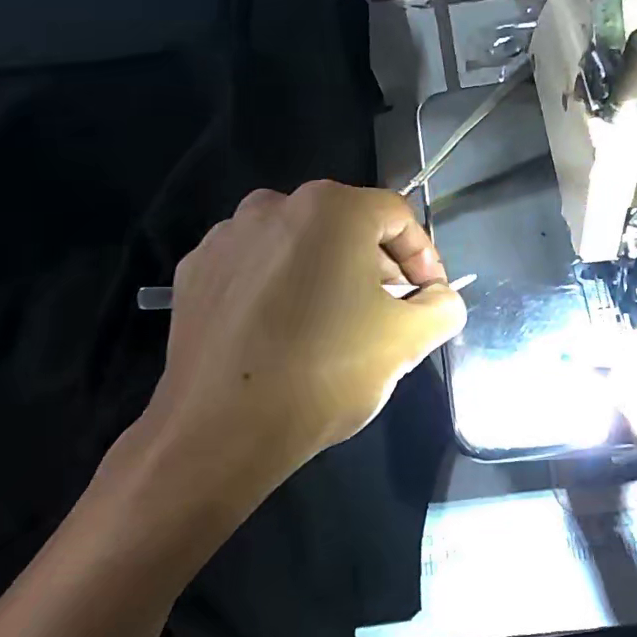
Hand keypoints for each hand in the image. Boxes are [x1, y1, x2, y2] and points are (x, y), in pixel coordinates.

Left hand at [141, 182, 465, 501]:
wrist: (222, 429)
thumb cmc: (327, 372)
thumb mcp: (408, 340)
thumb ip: (442, 307)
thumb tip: (441, 299)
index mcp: (330, 209)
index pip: (397, 216)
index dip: (424, 256)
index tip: (430, 297)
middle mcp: (272, 207)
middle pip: (346, 226)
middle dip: (377, 267)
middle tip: (390, 313)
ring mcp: (225, 238)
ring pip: (298, 247)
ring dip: (329, 276)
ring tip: (338, 326)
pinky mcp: (194, 274)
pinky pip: (257, 269)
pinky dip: (282, 290)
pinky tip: (287, 334)